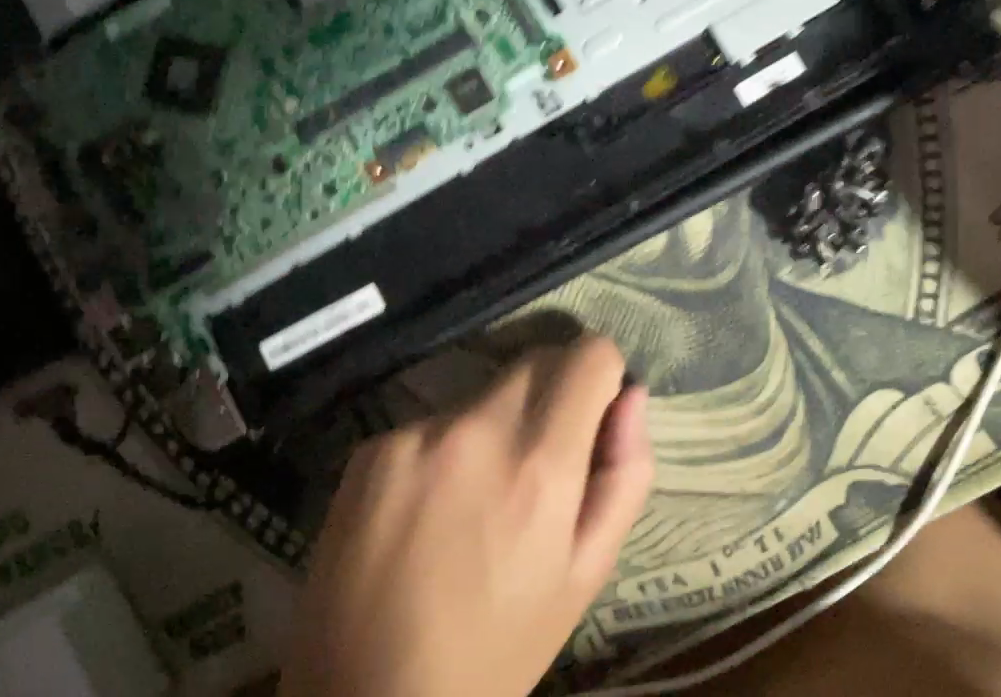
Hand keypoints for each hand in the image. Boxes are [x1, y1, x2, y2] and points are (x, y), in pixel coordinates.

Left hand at [280, 332, 652, 696]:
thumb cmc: (499, 646)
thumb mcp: (586, 573)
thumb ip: (624, 474)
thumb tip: (632, 395)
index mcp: (540, 465)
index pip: (589, 355)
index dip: (603, 378)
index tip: (594, 417)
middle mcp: (476, 429)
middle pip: (536, 362)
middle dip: (554, 394)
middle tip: (540, 467)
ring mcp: (414, 436)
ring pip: (482, 395)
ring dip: (495, 426)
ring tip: (474, 503)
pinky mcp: (368, 450)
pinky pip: (429, 425)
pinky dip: (441, 452)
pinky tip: (425, 513)